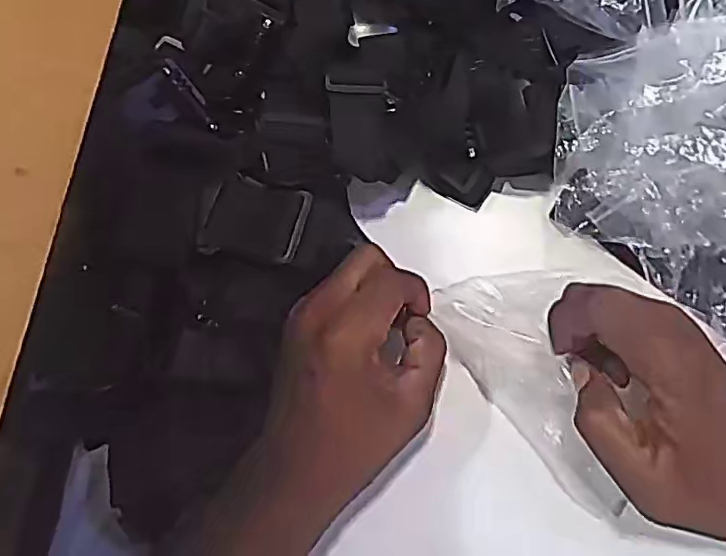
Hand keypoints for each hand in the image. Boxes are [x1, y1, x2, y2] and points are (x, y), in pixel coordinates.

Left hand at [172, 246, 445, 555]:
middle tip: (405, 314)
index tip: (421, 315)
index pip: (390, 279)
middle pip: (366, 257)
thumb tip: (421, 322)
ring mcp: (302, 313)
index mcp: (345, 331)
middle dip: (394, 279)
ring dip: (374, 289)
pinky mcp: (295, 319)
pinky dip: (355, 300)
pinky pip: (333, 288)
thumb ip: (430, 351)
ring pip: (348, 269)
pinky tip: (364, 339)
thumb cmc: (347, 447)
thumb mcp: (412, 406)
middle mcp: (318, 312)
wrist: (296, 467)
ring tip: (384, 333)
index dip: (416, 292)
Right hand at [547, 283, 725, 555]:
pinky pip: (626, 310)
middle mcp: (669, 325)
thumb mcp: (644, 478)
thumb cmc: (722, 484)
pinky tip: (622, 371)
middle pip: (595, 294)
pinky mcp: (680, 329)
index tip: (566, 359)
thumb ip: (595, 421)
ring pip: (607, 298)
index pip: (591, 304)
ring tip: (604, 377)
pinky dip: (610, 332)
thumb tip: (581, 375)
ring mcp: (677, 323)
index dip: (564, 325)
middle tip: (578, 367)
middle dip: (573, 325)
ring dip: (591, 330)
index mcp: (662, 352)